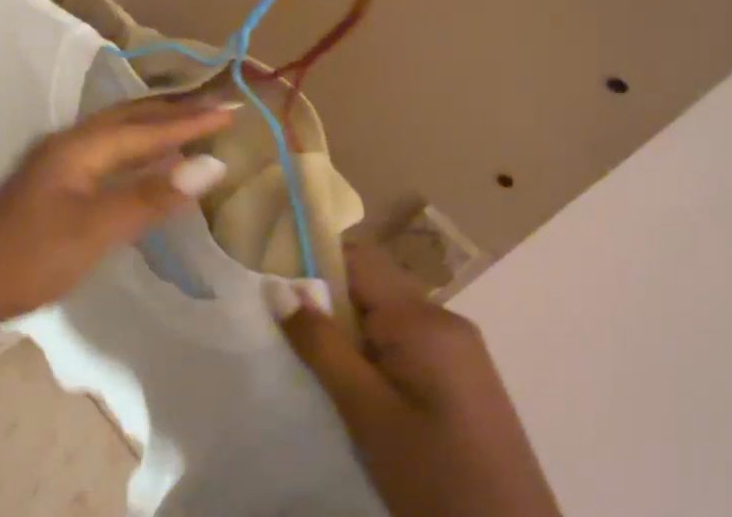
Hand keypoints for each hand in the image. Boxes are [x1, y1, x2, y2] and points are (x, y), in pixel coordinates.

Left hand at [0, 96, 235, 327]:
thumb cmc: (34, 257)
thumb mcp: (98, 229)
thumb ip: (151, 196)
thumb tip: (210, 164)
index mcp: (79, 147)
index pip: (145, 128)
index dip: (189, 122)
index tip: (232, 110)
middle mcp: (68, 144)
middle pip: (129, 119)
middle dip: (173, 112)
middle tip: (218, 107)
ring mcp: (58, 163)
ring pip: (115, 133)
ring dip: (154, 126)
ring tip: (190, 122)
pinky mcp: (54, 184)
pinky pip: (106, 153)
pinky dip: (136, 149)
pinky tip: (146, 161)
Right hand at [270, 243, 561, 516]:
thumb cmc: (434, 474)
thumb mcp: (366, 412)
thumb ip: (322, 345)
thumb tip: (276, 287)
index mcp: (423, 320)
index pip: (357, 257)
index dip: (311, 259)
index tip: (268, 280)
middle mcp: (445, 321)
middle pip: (371, 285)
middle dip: (325, 300)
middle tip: (281, 329)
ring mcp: (459, 351)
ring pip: (385, 317)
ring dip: (346, 331)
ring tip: (309, 361)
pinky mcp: (463, 380)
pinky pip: (404, 343)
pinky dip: (371, 353)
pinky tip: (351, 387)